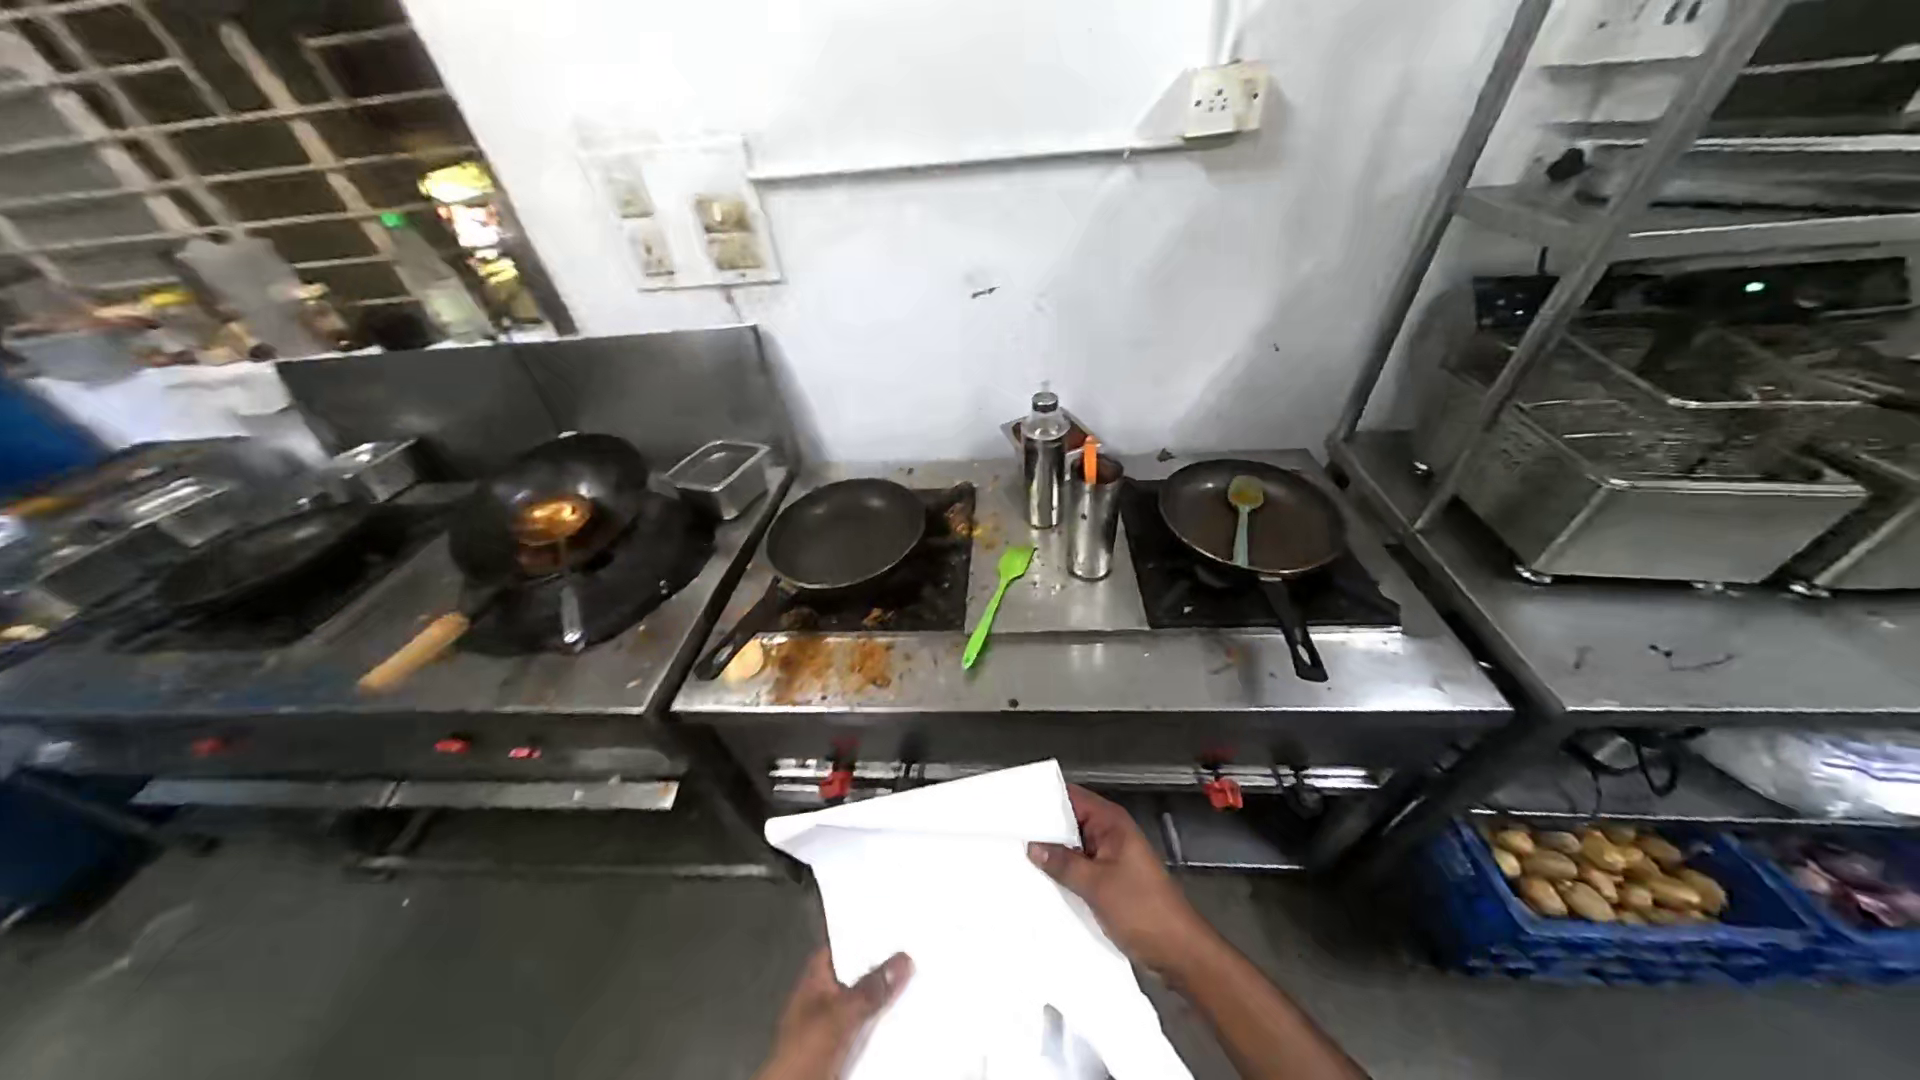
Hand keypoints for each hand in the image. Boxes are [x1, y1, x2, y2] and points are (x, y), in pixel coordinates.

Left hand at [754, 947, 911, 1079]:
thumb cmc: (806, 1049)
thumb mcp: (842, 1014)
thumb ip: (872, 988)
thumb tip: (905, 958)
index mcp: (815, 976)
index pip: (845, 944)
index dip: (870, 935)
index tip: (899, 928)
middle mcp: (823, 994)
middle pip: (859, 973)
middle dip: (884, 968)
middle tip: (918, 955)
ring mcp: (832, 1022)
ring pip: (866, 1002)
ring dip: (887, 998)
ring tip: (920, 983)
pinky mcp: (841, 1047)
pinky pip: (868, 1028)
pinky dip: (884, 1024)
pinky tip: (908, 1018)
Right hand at [1028, 784, 1218, 978]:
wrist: (1179, 952)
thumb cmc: (1143, 910)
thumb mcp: (1096, 885)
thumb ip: (1062, 862)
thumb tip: (1033, 846)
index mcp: (1111, 822)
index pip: (1071, 796)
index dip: (1044, 797)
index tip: (1014, 803)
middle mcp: (1110, 834)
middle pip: (1070, 821)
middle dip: (1043, 827)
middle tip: (1008, 831)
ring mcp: (1110, 858)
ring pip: (1073, 847)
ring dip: (1052, 853)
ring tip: (1016, 855)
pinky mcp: (1110, 880)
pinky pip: (1080, 868)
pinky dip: (1063, 872)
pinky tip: (1040, 881)